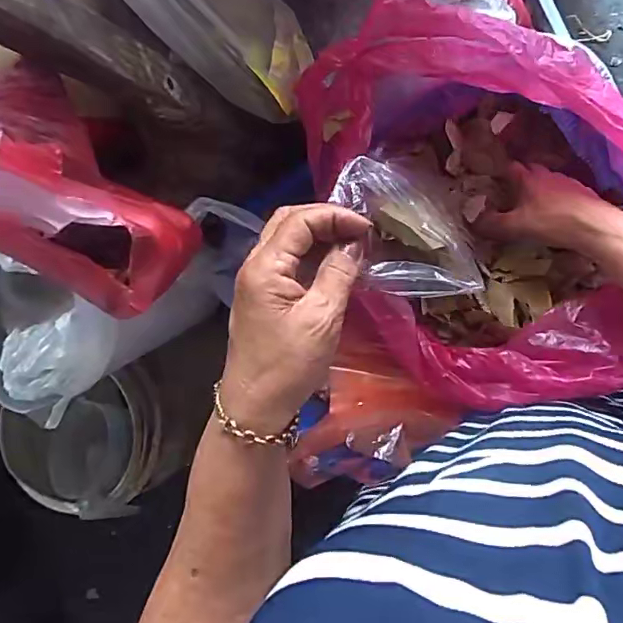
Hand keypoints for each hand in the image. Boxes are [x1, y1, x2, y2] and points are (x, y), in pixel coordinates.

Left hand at [221, 204, 370, 434]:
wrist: (255, 407)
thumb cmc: (288, 365)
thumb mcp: (322, 318)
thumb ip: (338, 273)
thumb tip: (355, 242)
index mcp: (265, 266)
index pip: (299, 220)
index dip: (335, 216)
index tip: (367, 227)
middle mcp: (256, 264)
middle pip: (289, 221)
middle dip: (325, 218)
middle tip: (359, 229)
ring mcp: (257, 279)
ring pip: (288, 239)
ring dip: (319, 233)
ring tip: (353, 241)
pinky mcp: (264, 294)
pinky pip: (289, 259)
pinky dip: (313, 253)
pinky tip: (336, 262)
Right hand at [477, 162, 621, 249]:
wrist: (597, 227)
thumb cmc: (552, 222)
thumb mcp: (516, 227)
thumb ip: (492, 223)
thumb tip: (471, 220)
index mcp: (527, 177)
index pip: (509, 167)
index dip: (500, 172)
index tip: (492, 181)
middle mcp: (547, 174)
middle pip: (530, 170)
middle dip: (520, 179)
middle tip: (511, 193)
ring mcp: (568, 182)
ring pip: (548, 181)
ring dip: (540, 190)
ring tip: (533, 205)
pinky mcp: (584, 193)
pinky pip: (565, 192)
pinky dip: (558, 200)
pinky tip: (557, 214)